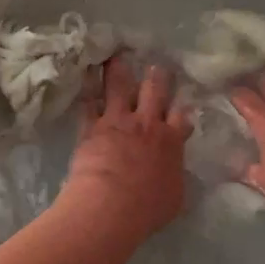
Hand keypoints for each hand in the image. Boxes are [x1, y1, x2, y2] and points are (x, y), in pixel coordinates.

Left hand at [61, 56, 192, 238]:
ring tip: (115, 55)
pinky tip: (83, 74)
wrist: (111, 206)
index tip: (180, 103)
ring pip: (120, 86)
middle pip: (155, 90)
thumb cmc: (147, 209)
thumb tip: (175, 170)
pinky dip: (86, 88)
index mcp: (171, 142)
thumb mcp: (175, 196)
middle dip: (157, 76)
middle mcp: (147, 124)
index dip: (181, 108)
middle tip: (156, 66)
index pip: (181, 117)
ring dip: (119, 69)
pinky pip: (88, 102)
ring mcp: (118, 121)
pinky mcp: (92, 126)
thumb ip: (175, 176)